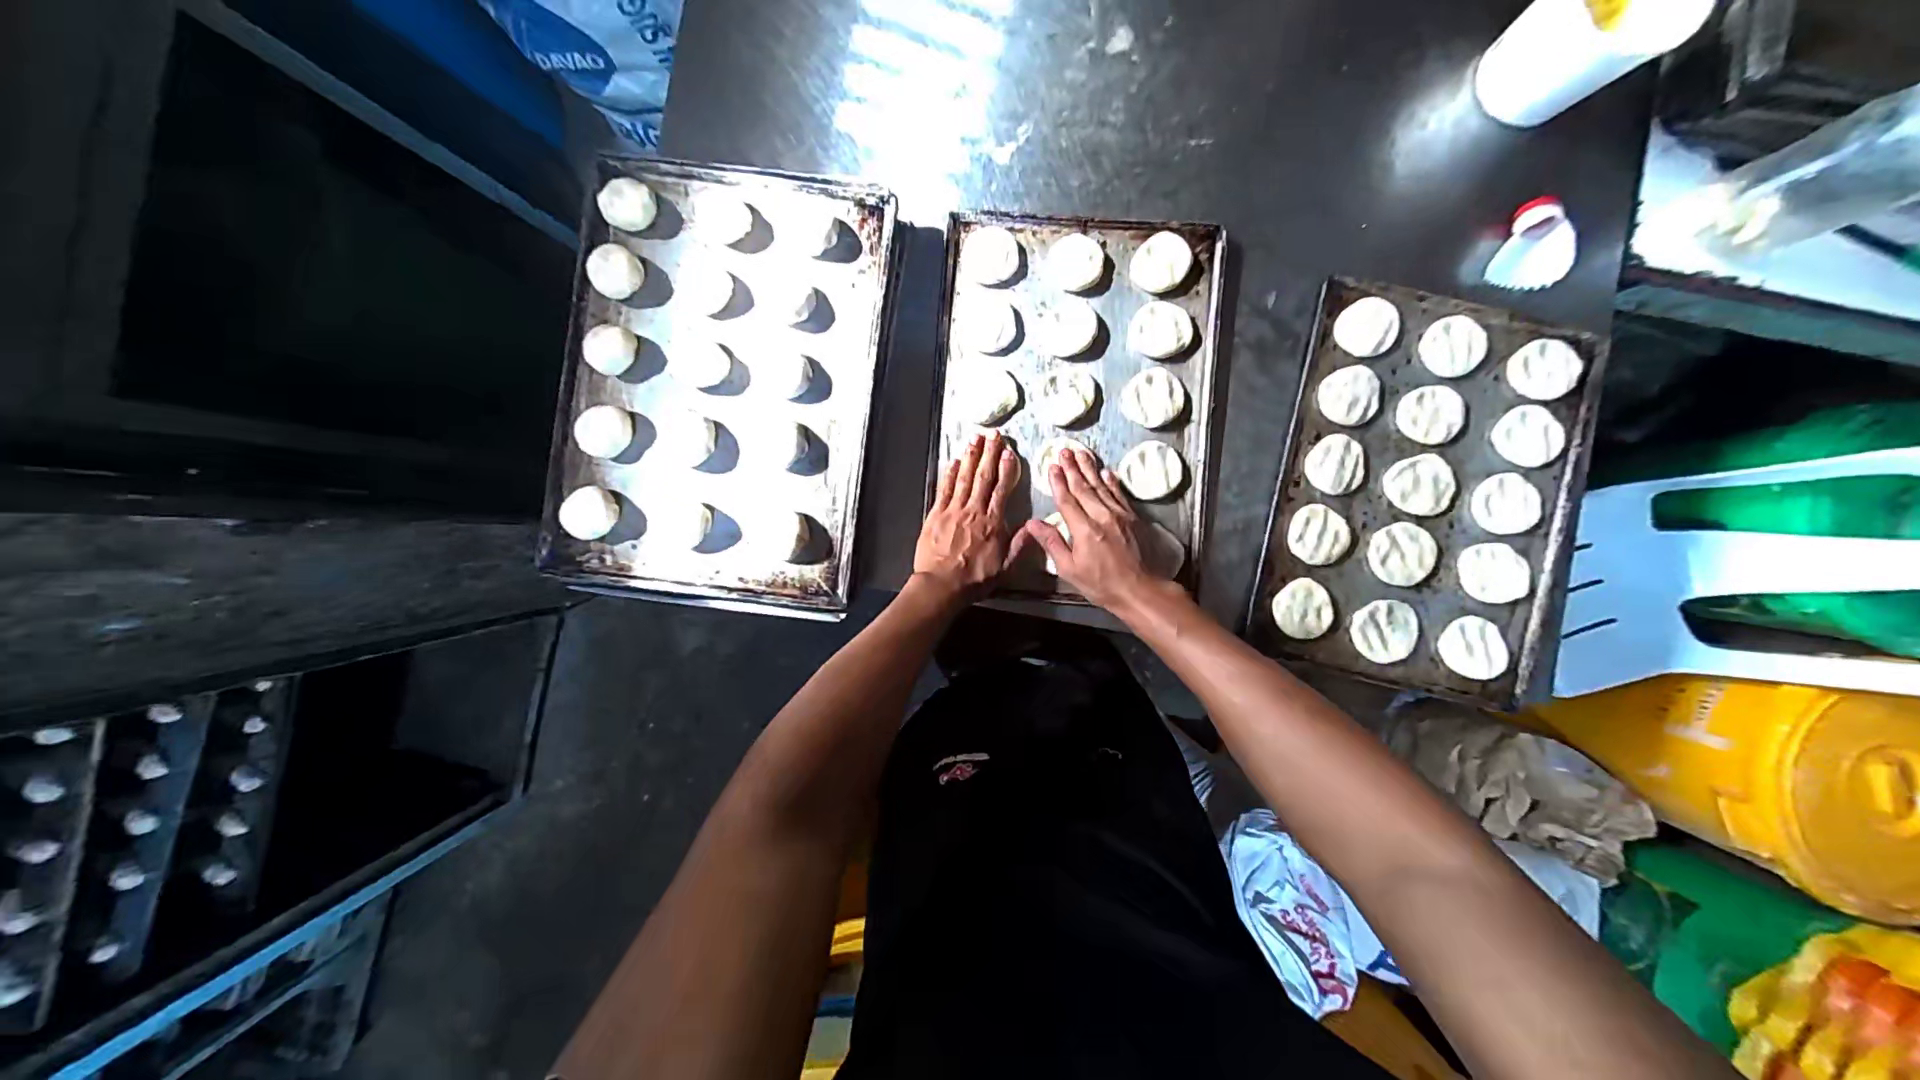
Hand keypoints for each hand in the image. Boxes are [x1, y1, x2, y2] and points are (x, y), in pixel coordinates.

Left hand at [913, 431, 1019, 604]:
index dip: (1007, 469)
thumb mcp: (1004, 568)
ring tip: (976, 439)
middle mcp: (974, 511)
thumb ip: (1019, 545)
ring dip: (971, 457)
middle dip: (990, 454)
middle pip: (983, 477)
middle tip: (994, 436)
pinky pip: (944, 489)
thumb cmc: (973, 580)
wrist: (941, 585)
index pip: (1002, 489)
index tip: (1010, 453)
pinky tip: (954, 461)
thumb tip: (1035, 527)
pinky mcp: (935, 515)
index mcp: (992, 523)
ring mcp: (953, 511)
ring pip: (964, 478)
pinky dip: (949, 473)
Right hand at [1016, 446, 1170, 613]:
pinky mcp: (1133, 518)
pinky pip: (1119, 494)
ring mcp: (1120, 515)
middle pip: (1083, 487)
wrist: (1140, 590)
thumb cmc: (1102, 584)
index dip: (1058, 482)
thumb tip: (1033, 524)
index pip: (1067, 499)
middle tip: (1064, 451)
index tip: (1052, 466)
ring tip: (1081, 453)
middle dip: (1072, 468)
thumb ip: (1052, 543)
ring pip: (1101, 486)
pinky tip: (1107, 472)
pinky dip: (1112, 482)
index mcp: (1084, 530)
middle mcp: (1102, 517)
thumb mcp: (1069, 569)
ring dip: (1090, 468)